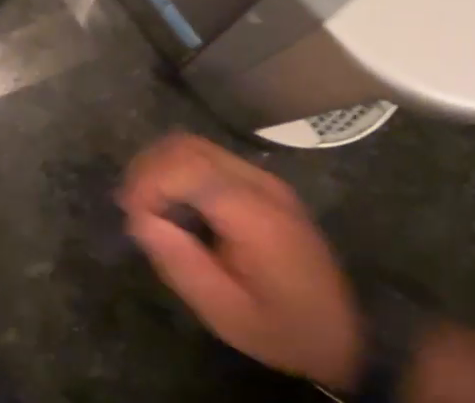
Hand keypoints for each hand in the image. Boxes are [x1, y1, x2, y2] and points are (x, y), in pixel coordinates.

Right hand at [120, 134, 363, 391]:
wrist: (345, 330)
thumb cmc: (281, 326)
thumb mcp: (225, 311)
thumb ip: (181, 262)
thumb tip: (140, 219)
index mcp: (253, 213)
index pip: (190, 168)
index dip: (150, 181)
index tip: (130, 214)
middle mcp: (259, 183)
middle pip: (191, 146)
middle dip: (150, 167)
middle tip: (128, 205)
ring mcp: (264, 178)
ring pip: (200, 145)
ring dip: (164, 164)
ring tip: (144, 201)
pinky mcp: (263, 184)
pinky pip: (212, 158)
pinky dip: (182, 169)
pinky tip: (171, 200)